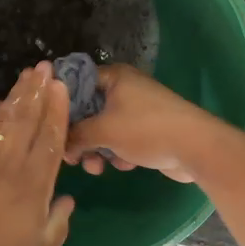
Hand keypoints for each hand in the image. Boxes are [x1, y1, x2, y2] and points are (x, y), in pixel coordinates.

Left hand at [0, 62, 75, 245]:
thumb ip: (57, 224)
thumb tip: (68, 199)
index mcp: (32, 191)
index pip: (49, 143)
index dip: (57, 113)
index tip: (62, 87)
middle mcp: (10, 172)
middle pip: (26, 124)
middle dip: (37, 93)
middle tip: (45, 66)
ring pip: (4, 126)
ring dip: (17, 98)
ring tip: (27, 75)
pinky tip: (0, 105)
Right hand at [64, 64, 224, 182]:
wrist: (195, 147)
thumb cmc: (146, 129)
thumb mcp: (104, 130)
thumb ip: (75, 135)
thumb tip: (59, 144)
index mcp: (112, 77)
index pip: (75, 83)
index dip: (60, 104)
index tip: (48, 125)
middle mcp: (123, 89)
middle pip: (87, 110)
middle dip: (79, 136)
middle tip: (73, 158)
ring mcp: (135, 110)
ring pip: (102, 129)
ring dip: (97, 150)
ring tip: (97, 168)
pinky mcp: (146, 131)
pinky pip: (120, 140)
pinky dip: (117, 153)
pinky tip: (124, 165)